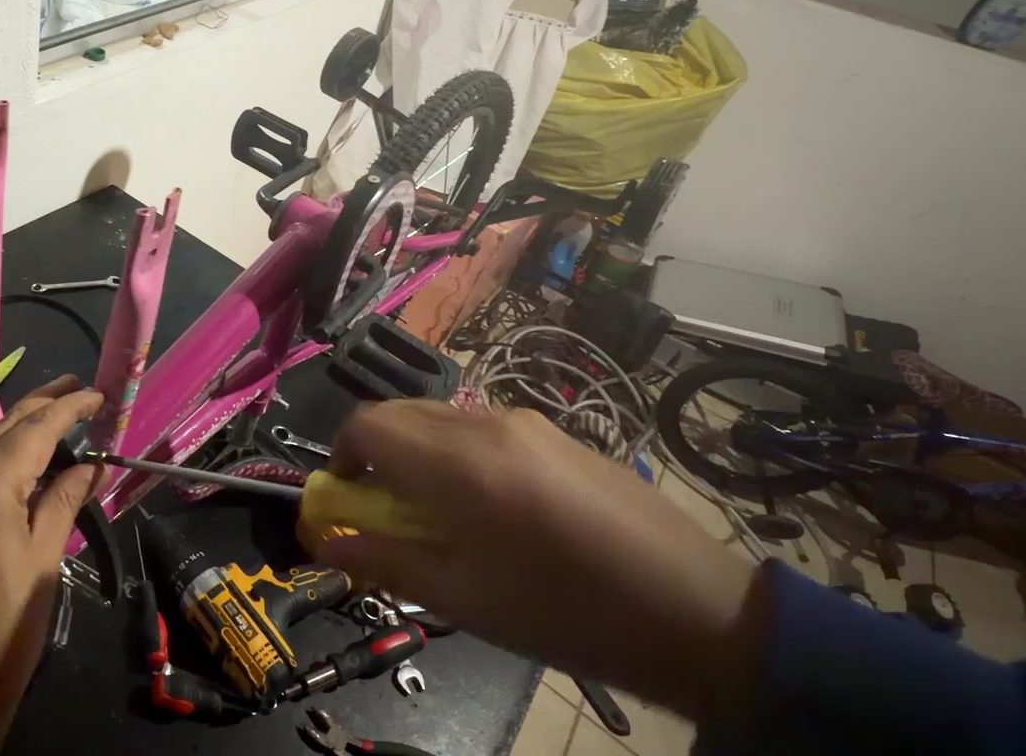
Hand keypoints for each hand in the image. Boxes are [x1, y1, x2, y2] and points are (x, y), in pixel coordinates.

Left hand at [0, 376, 103, 755]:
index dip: (69, 407)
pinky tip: (15, 461)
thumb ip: (64, 501)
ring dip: (16, 431)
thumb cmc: (3, 632)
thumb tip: (90, 465)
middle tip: (77, 388)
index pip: (35, 429)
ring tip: (54, 418)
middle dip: (42, 405)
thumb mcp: (44, 562)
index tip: (97, 393)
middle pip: (2, 427)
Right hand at [306, 402, 771, 724]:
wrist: (698, 611)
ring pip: (439, 416)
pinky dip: (456, 450)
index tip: (348, 500)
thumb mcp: (463, 599)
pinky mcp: (557, 430)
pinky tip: (493, 504)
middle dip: (374, 453)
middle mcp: (484, 423)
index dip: (340, 457)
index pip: (365, 425)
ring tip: (441, 512)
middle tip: (386, 510)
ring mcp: (525, 421)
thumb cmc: (566, 612)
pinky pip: (481, 425)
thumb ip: (385, 561)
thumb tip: (327, 541)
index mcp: (456, 464)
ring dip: (416, 451)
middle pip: (398, 412)